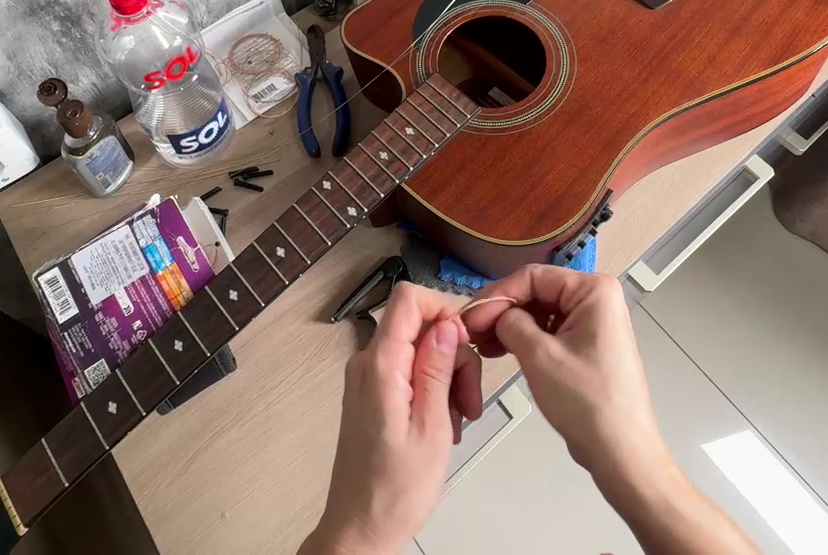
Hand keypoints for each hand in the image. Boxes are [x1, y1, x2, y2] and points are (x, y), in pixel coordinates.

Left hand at [302, 282, 483, 554]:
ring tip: (457, 419)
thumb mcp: (432, 428)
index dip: (442, 308)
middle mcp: (367, 362)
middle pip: (420, 325)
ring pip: (419, 348)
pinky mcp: (372, 390)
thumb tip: (447, 325)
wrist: (360, 529)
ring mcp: (368, 376)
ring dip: (446, 376)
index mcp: (381, 365)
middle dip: (453, 354)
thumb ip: (438, 369)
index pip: (408, 298)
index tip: (465, 339)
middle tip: (467, 399)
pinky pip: (409, 368)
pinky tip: (442, 421)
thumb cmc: (393, 492)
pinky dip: (431, 387)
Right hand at [458, 266, 663, 487]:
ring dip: (509, 326)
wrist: (622, 454)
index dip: (498, 295)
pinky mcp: (586, 345)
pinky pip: (548, 330)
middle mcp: (596, 299)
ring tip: (482, 344)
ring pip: (539, 312)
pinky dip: (524, 339)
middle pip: (536, 292)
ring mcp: (592, 323)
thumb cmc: (586, 401)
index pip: (533, 277)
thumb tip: (494, 314)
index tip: (470, 317)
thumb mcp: (539, 355)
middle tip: (471, 331)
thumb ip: (510, 322)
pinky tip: (500, 351)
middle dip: (502, 311)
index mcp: (593, 290)